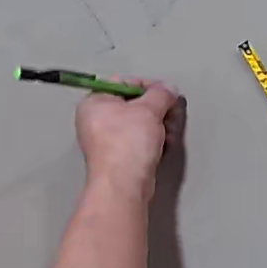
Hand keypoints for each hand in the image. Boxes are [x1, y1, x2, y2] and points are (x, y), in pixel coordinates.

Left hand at [75, 79, 180, 199]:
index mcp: (95, 102)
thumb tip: (168, 89)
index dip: (149, 86)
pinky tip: (165, 144)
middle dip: (158, 109)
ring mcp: (107, 141)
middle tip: (171, 112)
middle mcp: (96, 120)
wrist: (124, 184)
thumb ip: (161, 93)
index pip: (125, 83)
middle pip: (135, 105)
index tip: (166, 92)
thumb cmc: (127, 143)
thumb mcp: (149, 109)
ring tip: (169, 132)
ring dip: (160, 125)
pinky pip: (140, 141)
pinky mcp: (119, 158)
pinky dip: (154, 140)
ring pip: (140, 124)